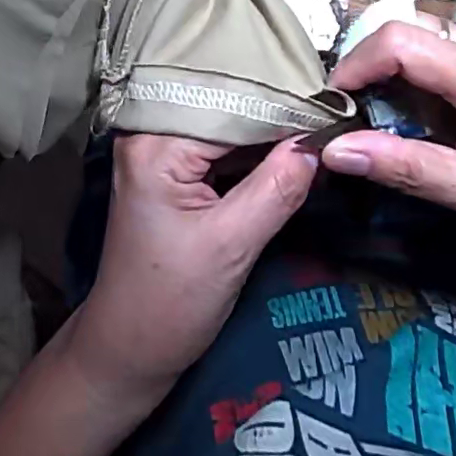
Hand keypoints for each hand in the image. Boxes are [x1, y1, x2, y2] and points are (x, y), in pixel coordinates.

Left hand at [66, 134, 318, 399]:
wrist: (128, 348)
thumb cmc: (170, 303)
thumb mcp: (232, 246)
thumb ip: (277, 188)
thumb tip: (316, 142)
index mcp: (155, 145)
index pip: (229, 107)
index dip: (280, 108)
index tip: (327, 110)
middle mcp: (148, 133)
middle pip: (224, 109)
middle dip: (273, 114)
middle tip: (325, 113)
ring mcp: (155, 148)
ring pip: (222, 125)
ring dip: (264, 130)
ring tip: (313, 124)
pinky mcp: (167, 166)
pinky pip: (216, 145)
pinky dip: (249, 149)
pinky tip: (284, 146)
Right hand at [322, 18, 455, 278]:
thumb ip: (408, 169)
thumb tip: (335, 150)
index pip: (404, 41)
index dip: (357, 65)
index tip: (335, 105)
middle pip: (406, 26)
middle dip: (366, 64)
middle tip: (351, 112)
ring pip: (417, 31)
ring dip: (385, 66)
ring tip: (376, 114)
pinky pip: (434, 45)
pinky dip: (407, 70)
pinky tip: (410, 109)